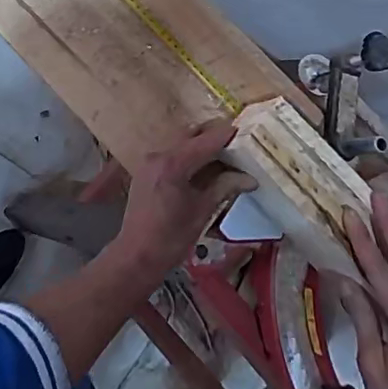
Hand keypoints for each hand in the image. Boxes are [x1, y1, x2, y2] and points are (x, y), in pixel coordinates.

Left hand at [102, 121, 256, 285]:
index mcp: (173, 164)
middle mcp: (159, 154)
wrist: (137, 257)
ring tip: (224, 156)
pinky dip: (189, 155)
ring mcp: (150, 160)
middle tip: (238, 144)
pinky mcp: (146, 169)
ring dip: (201, 145)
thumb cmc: (172, 238)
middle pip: (192, 133)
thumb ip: (225, 187)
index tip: (247, 132)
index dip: (228, 134)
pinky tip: (203, 168)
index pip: (206, 140)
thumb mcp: (202, 211)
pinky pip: (172, 153)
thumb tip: (250, 179)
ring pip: (181, 141)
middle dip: (215, 136)